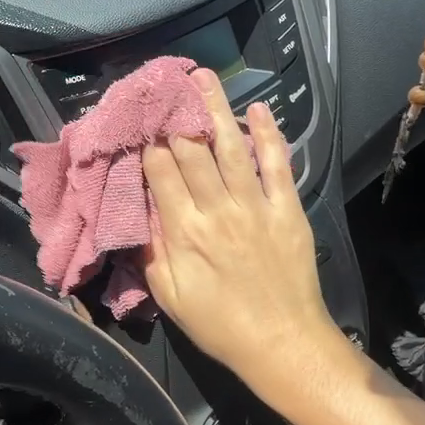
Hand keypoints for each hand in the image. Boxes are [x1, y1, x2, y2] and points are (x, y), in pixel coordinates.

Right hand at [140, 68, 343, 396]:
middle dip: (175, 115)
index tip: (137, 120)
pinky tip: (259, 109)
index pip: (160, 172)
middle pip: (191, 152)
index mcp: (184, 232)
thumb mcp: (169, 295)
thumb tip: (136, 209)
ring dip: (216, 110)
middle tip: (164, 84)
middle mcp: (217, 211)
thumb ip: (150, 249)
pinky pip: (277, 166)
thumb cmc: (218, 324)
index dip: (146, 142)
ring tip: (203, 78)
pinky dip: (269, 136)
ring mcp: (256, 208)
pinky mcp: (288, 212)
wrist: (284, 346)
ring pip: (231, 148)